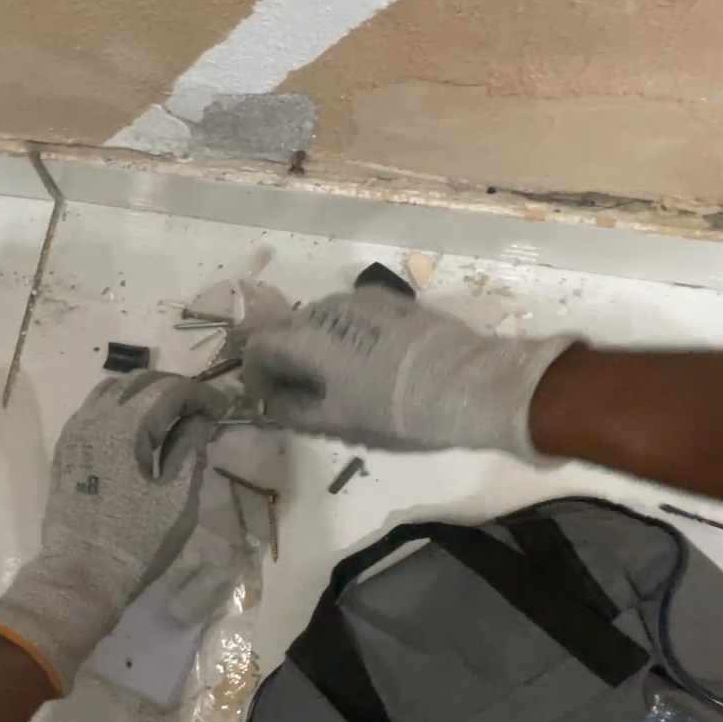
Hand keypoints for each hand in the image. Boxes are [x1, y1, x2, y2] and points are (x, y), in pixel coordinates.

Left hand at [0, 372, 228, 693]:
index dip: (202, 394)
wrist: (81, 575)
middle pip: (141, 381)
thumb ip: (190, 448)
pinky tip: (140, 428)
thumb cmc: (136, 541)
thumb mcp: (177, 497)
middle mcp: (96, 417)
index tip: (224, 409)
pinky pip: (96, 407)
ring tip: (172, 415)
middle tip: (203, 410)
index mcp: (125, 427)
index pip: (170, 390)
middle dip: (176, 389)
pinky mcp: (67, 446)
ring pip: (114, 389)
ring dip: (147, 393)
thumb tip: (202, 418)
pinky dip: (123, 405)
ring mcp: (76, 430)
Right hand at [242, 287, 575, 456]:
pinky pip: (348, 313)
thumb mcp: (337, 422)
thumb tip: (274, 403)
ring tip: (330, 375)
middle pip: (285, 328)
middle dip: (282, 358)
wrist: (468, 384)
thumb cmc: (394, 410)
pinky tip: (361, 358)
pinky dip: (340, 333)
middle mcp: (324, 310)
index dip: (254, 374)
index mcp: (305, 339)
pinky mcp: (388, 300)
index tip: (266, 398)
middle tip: (296, 390)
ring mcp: (358, 300)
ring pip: (317, 318)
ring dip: (311, 344)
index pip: (258, 347)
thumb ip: (294, 411)